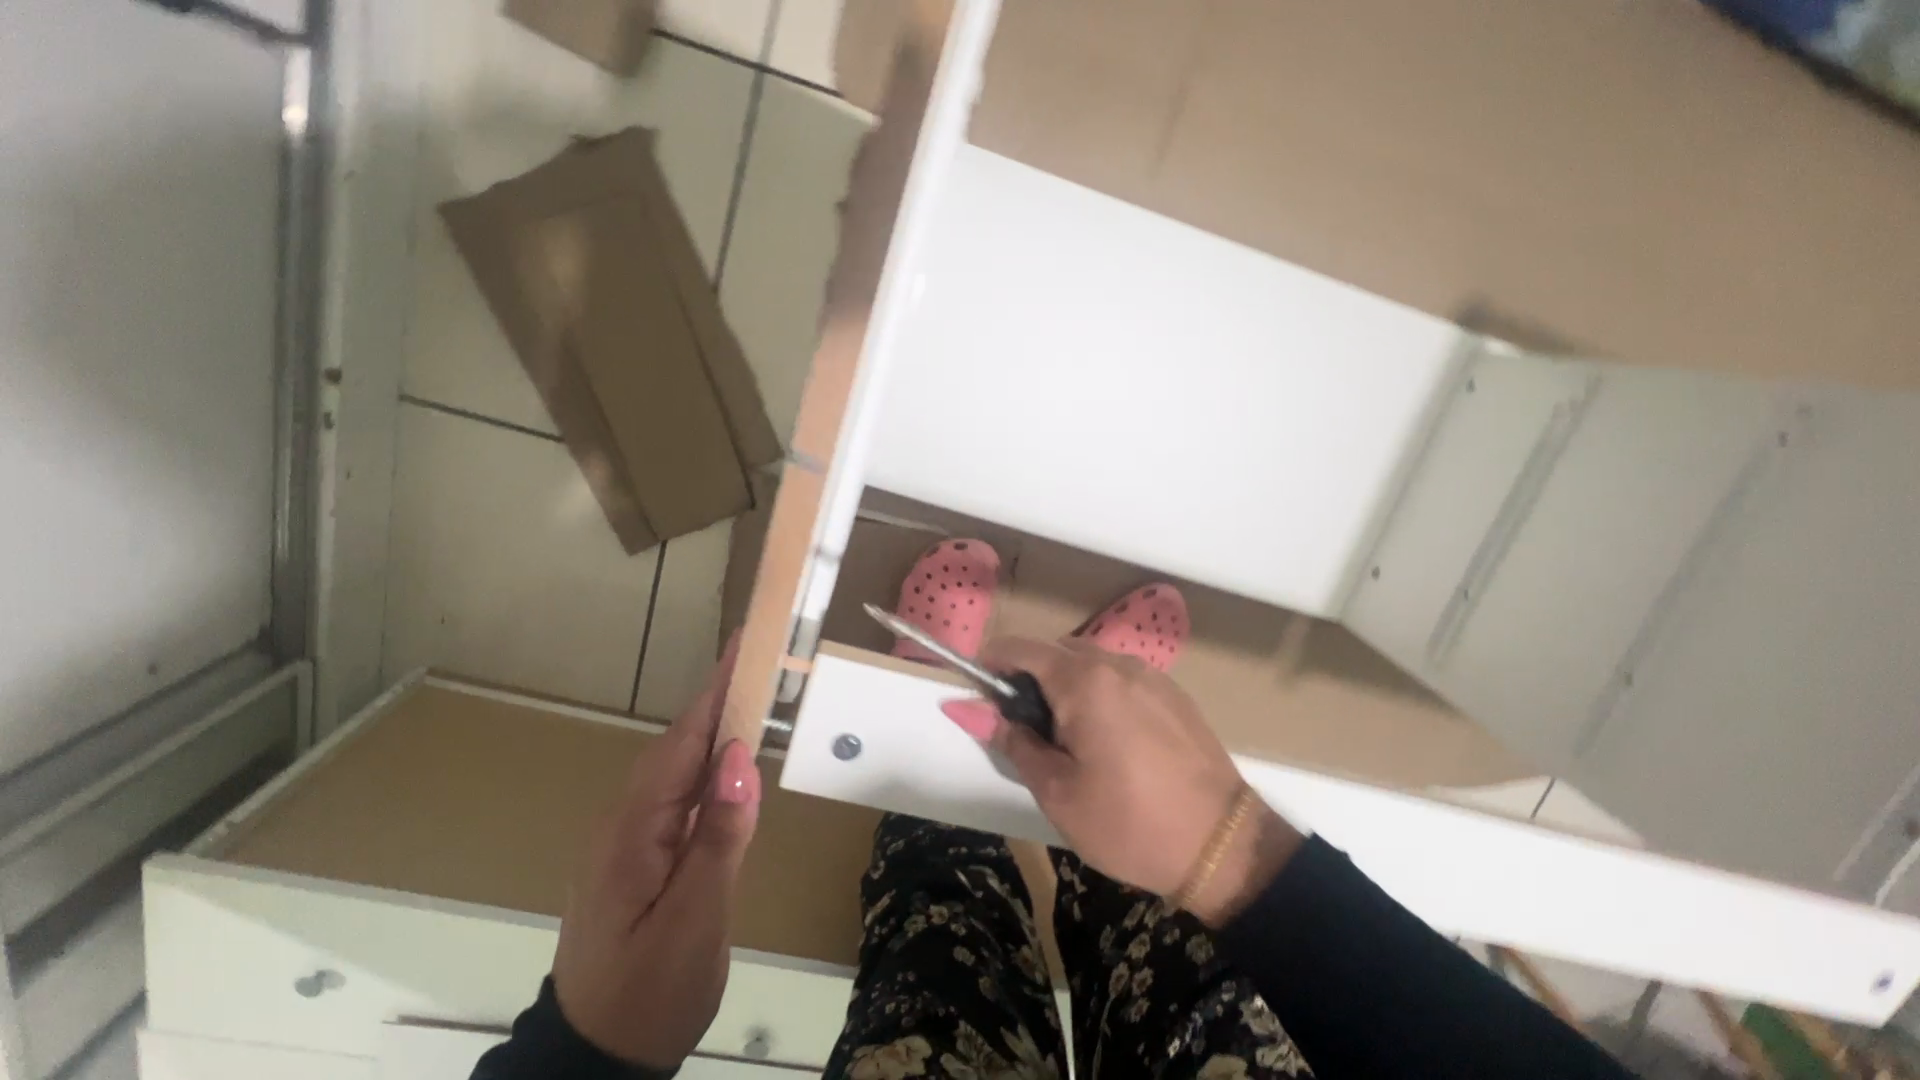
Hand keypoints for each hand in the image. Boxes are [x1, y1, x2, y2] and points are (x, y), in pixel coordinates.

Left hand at [552, 635, 761, 1066]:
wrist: (596, 1057)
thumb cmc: (650, 990)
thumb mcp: (694, 919)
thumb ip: (719, 837)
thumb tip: (741, 759)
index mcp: (635, 830)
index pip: (683, 743)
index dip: (716, 692)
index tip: (743, 646)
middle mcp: (627, 824)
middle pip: (680, 749)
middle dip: (720, 701)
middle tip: (763, 663)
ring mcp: (631, 843)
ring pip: (680, 774)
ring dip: (716, 734)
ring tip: (756, 699)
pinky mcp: (641, 861)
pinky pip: (679, 802)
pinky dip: (710, 774)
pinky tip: (731, 770)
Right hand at [941, 637, 1301, 925]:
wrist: (1223, 846)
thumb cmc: (1129, 823)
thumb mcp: (1058, 791)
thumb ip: (1012, 740)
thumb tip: (965, 707)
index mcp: (1085, 682)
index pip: (1022, 648)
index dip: (992, 663)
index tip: (977, 691)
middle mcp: (1119, 665)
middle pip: (1057, 651)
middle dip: (1029, 676)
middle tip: (1021, 728)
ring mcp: (1153, 677)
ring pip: (1092, 663)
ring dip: (1066, 685)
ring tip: (1064, 738)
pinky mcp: (1175, 695)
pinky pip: (1122, 678)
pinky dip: (1100, 693)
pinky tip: (1106, 738)